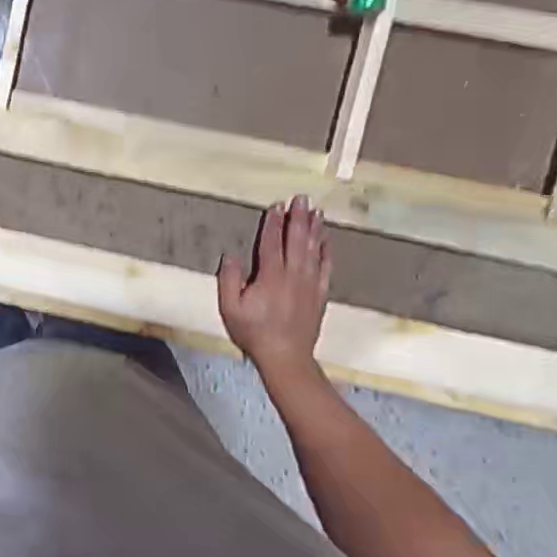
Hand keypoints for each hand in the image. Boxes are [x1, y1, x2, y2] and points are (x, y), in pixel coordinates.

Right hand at [218, 195, 331, 375]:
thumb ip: (229, 280)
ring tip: (316, 211)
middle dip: (298, 217)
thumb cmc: (255, 333)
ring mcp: (309, 284)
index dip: (273, 222)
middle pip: (296, 240)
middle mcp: (293, 275)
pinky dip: (327, 251)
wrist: (286, 358)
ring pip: (313, 249)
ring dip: (314, 228)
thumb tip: (230, 255)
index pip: (271, 242)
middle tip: (302, 198)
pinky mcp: (319, 294)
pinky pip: (325, 267)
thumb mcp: (231, 309)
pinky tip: (327, 240)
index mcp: (270, 276)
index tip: (276, 205)